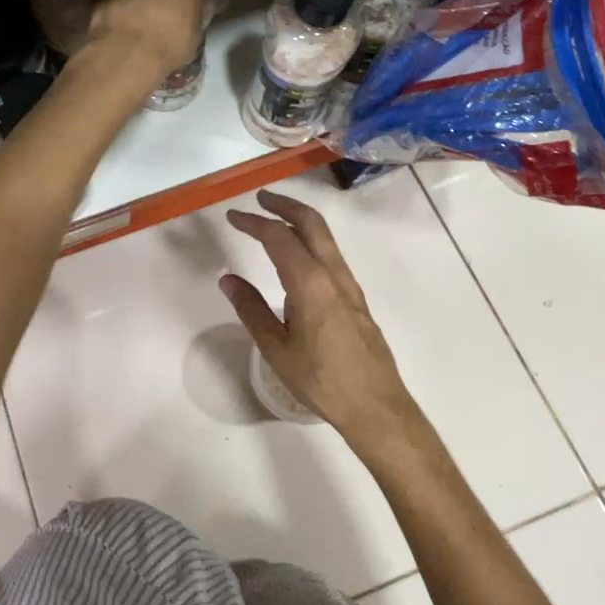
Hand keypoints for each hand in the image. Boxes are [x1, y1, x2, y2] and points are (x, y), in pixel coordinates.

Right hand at [220, 190, 418, 442]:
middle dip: (285, 205)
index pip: (278, 238)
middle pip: (311, 223)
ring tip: (276, 220)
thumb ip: (251, 310)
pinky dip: (311, 241)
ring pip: (325, 238)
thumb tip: (229, 279)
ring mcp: (349, 286)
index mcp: (310, 284)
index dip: (254, 222)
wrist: (375, 406)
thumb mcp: (276, 349)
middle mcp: (333, 275)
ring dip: (300, 221)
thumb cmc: (321, 380)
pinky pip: (331, 256)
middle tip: (260, 198)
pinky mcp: (356, 299)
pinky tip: (297, 258)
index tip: (233, 216)